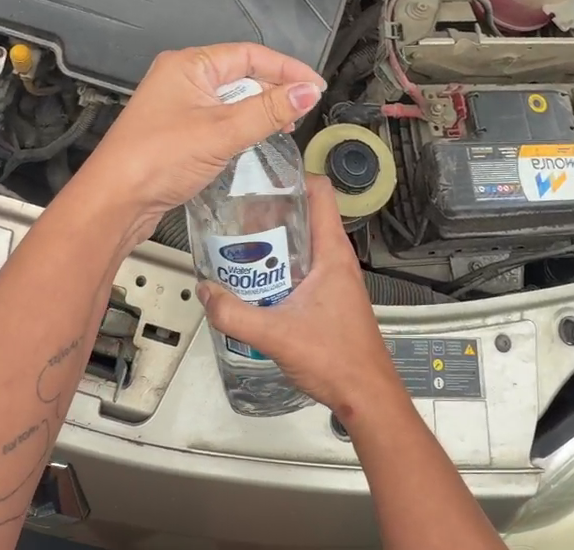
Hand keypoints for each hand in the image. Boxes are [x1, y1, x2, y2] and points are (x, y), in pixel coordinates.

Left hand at [74, 43, 324, 232]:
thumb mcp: (222, 131)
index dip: (287, 68)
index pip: (250, 54)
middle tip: (304, 108)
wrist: (114, 202)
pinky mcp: (176, 130)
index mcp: (188, 64)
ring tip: (286, 125)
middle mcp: (181, 77)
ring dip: (259, 107)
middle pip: (241, 72)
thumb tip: (308, 92)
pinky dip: (242, 124)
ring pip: (231, 97)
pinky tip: (256, 138)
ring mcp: (177, 104)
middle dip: (275, 88)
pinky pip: (218, 117)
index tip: (315, 87)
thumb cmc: (156, 159)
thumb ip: (268, 110)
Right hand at [197, 176, 404, 423]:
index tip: (263, 179)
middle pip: (307, 214)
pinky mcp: (331, 296)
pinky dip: (282, 265)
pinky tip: (258, 281)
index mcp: (332, 252)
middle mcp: (337, 258)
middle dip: (273, 211)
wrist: (366, 396)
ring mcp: (336, 278)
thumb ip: (234, 313)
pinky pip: (305, 266)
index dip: (294, 178)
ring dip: (276, 240)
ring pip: (304, 242)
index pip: (321, 192)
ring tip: (242, 245)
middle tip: (240, 215)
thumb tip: (206, 291)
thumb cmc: (336, 360)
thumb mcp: (275, 334)